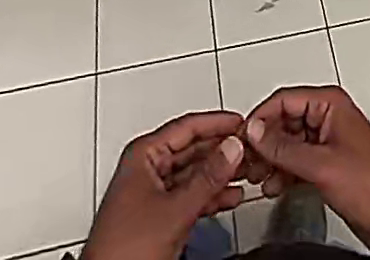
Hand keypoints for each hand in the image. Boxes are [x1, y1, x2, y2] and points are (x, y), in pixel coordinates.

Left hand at [83, 111, 247, 259]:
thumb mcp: (173, 209)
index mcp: (143, 155)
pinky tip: (230, 196)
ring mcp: (154, 193)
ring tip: (246, 170)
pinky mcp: (159, 215)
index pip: (186, 127)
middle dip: (222, 149)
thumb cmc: (122, 250)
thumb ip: (206, 178)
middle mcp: (148, 169)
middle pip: (192, 149)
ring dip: (220, 173)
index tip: (239, 122)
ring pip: (194, 173)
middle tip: (248, 147)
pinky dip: (211, 195)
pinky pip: (191, 195)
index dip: (216, 123)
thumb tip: (230, 148)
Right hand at [243, 86, 369, 257]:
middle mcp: (329, 117)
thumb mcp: (321, 165)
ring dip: (271, 158)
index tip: (244, 137)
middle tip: (248, 159)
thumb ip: (284, 147)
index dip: (261, 117)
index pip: (284, 99)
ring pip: (288, 141)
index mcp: (330, 104)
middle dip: (264, 141)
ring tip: (258, 174)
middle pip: (284, 119)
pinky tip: (273, 184)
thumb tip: (257, 131)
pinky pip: (297, 159)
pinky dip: (283, 170)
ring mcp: (328, 141)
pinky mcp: (328, 163)